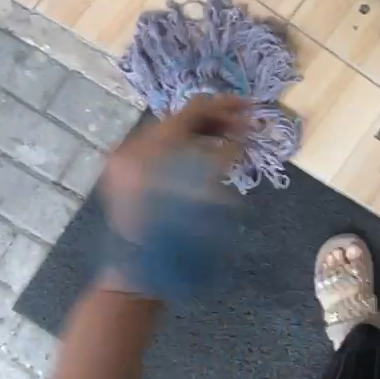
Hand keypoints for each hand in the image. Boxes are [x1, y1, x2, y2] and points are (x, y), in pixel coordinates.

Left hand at [97, 95, 248, 298]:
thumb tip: (247, 128)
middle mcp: (133, 145)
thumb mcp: (211, 188)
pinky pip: (161, 150)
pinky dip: (186, 149)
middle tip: (247, 126)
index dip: (226, 106)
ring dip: (204, 134)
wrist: (142, 272)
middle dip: (217, 120)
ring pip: (172, 134)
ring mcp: (127, 160)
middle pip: (181, 120)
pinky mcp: (127, 174)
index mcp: (151, 145)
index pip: (193, 110)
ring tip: (232, 141)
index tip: (252, 108)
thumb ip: (229, 151)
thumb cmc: (180, 235)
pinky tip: (208, 156)